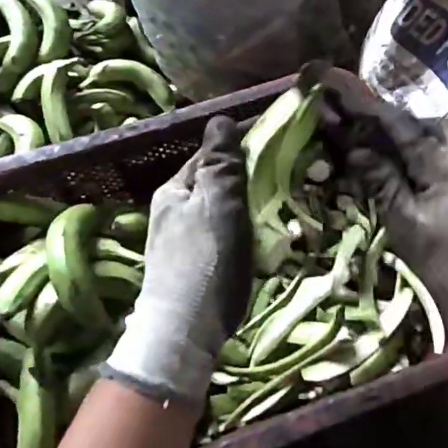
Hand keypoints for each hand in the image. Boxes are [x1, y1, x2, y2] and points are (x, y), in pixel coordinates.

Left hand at [102, 117, 251, 403]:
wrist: (185, 329)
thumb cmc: (207, 258)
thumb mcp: (219, 202)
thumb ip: (221, 162)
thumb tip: (220, 118)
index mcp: (173, 190)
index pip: (208, 156)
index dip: (238, 151)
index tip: (272, 150)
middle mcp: (170, 211)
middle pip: (212, 186)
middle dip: (241, 184)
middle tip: (277, 186)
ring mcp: (176, 241)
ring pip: (215, 213)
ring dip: (240, 212)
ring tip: (271, 216)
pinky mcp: (188, 267)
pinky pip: (216, 238)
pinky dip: (235, 236)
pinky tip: (252, 246)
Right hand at [330, 92, 447, 342]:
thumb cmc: (443, 263)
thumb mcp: (404, 222)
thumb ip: (382, 180)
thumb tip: (355, 150)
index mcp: (446, 167)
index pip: (404, 128)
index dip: (373, 112)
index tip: (347, 97)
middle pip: (432, 123)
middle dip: (401, 119)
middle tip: (372, 124)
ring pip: (447, 136)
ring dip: (418, 133)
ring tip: (391, 143)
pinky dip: (432, 149)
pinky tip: (416, 163)